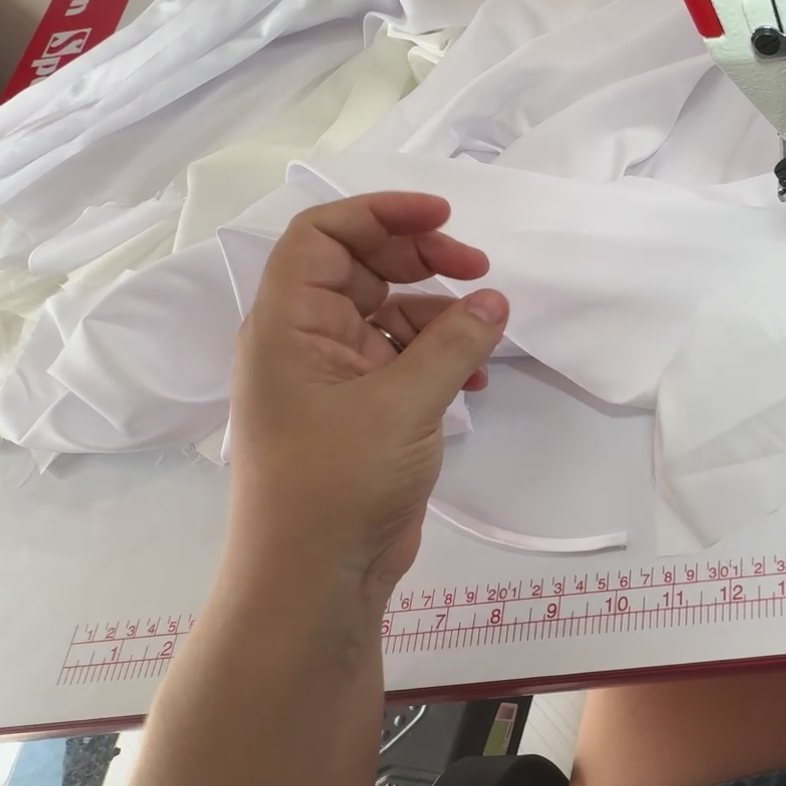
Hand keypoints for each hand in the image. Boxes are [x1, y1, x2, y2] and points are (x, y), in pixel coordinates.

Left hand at [228, 193, 507, 602]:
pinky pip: (411, 360)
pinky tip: (479, 375)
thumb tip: (496, 299)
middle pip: (364, 270)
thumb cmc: (340, 479)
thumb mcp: (404, 403)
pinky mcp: (372, 410)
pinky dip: (447, 356)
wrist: (318, 570)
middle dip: (423, 261)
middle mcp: (310, 340)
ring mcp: (342, 377)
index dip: (381, 215)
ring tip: (488, 334)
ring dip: (443, 315)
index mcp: (290, 324)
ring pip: (395, 316)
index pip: (325, 237)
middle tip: (482, 270)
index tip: (446, 217)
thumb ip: (454, 344)